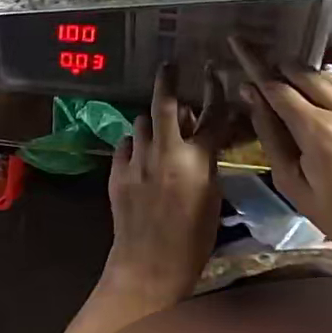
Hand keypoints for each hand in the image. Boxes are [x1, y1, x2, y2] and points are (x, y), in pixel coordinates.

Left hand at [100, 67, 221, 309]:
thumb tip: (199, 135)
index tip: (213, 73)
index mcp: (197, 161)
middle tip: (168, 66)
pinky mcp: (116, 171)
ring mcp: (138, 160)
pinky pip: (126, 144)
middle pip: (165, 103)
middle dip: (167, 79)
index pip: (211, 116)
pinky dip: (134, 145)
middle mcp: (166, 153)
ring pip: (141, 121)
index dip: (214, 91)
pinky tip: (139, 157)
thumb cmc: (193, 240)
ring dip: (152, 122)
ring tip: (157, 131)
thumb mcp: (212, 198)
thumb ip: (207, 162)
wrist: (149, 266)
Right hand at [229, 38, 331, 275]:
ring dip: (311, 80)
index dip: (256, 66)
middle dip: (283, 68)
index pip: (278, 87)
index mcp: (319, 133)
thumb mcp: (297, 190)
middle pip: (307, 72)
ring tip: (299, 94)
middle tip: (268, 71)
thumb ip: (272, 138)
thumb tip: (252, 98)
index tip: (240, 45)